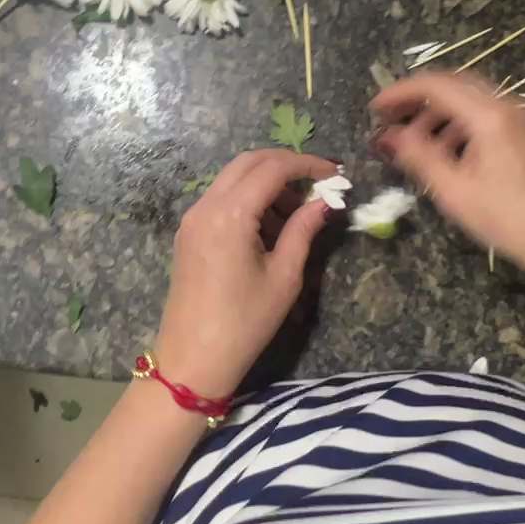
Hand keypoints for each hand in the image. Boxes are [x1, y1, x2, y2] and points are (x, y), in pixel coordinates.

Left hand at [153, 149, 337, 398]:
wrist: (192, 361)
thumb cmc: (244, 323)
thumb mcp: (284, 277)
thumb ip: (304, 231)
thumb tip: (326, 202)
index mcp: (230, 214)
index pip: (273, 168)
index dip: (308, 165)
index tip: (335, 174)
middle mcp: (206, 206)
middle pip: (249, 162)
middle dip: (286, 165)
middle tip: (318, 184)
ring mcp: (192, 218)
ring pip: (234, 178)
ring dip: (267, 183)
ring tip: (297, 215)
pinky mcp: (188, 232)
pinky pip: (221, 198)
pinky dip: (248, 199)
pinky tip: (269, 228)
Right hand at [371, 71, 524, 272]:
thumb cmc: (506, 219)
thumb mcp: (453, 190)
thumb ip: (417, 156)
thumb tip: (387, 136)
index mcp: (488, 115)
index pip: (435, 85)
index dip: (400, 93)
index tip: (374, 109)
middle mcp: (505, 105)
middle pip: (452, 84)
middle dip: (416, 98)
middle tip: (388, 118)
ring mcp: (518, 117)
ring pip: (467, 98)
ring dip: (435, 112)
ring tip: (411, 139)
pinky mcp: (522, 131)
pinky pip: (482, 113)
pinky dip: (456, 122)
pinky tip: (442, 149)